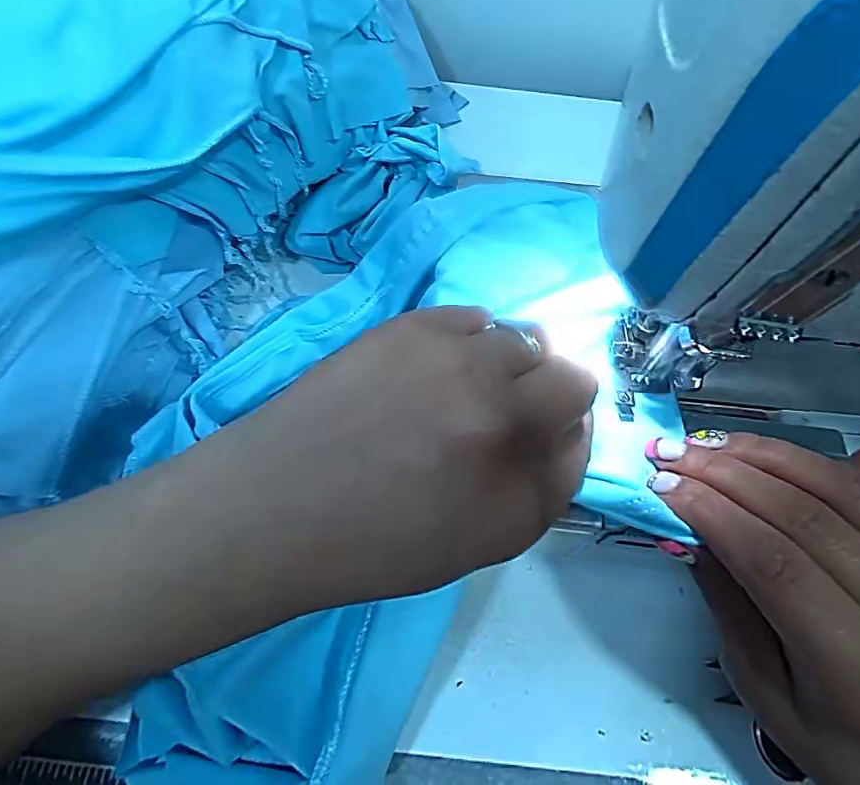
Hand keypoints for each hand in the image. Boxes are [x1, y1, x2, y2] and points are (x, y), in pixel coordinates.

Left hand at [187, 306, 595, 610]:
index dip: (565, 429)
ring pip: (523, 340)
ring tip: (461, 390)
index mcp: (514, 459)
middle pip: (568, 376)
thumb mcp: (483, 541)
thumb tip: (569, 429)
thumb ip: (545, 486)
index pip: (582, 421)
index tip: (538, 439)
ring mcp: (452, 353)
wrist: (277, 505)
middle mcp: (494, 399)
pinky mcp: (412, 324)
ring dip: (507, 365)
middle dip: (549, 395)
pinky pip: (473, 318)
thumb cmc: (379, 540)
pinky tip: (432, 370)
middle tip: (504, 415)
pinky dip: (468, 342)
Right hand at [647, 435, 859, 784]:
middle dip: (729, 474)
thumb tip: (687, 521)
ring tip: (718, 444)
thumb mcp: (759, 685)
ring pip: (845, 489)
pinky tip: (815, 460)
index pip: (778, 567)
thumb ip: (726, 598)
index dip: (715, 514)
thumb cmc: (831, 735)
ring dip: (771, 455)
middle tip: (677, 454)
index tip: (667, 483)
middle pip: (808, 518)